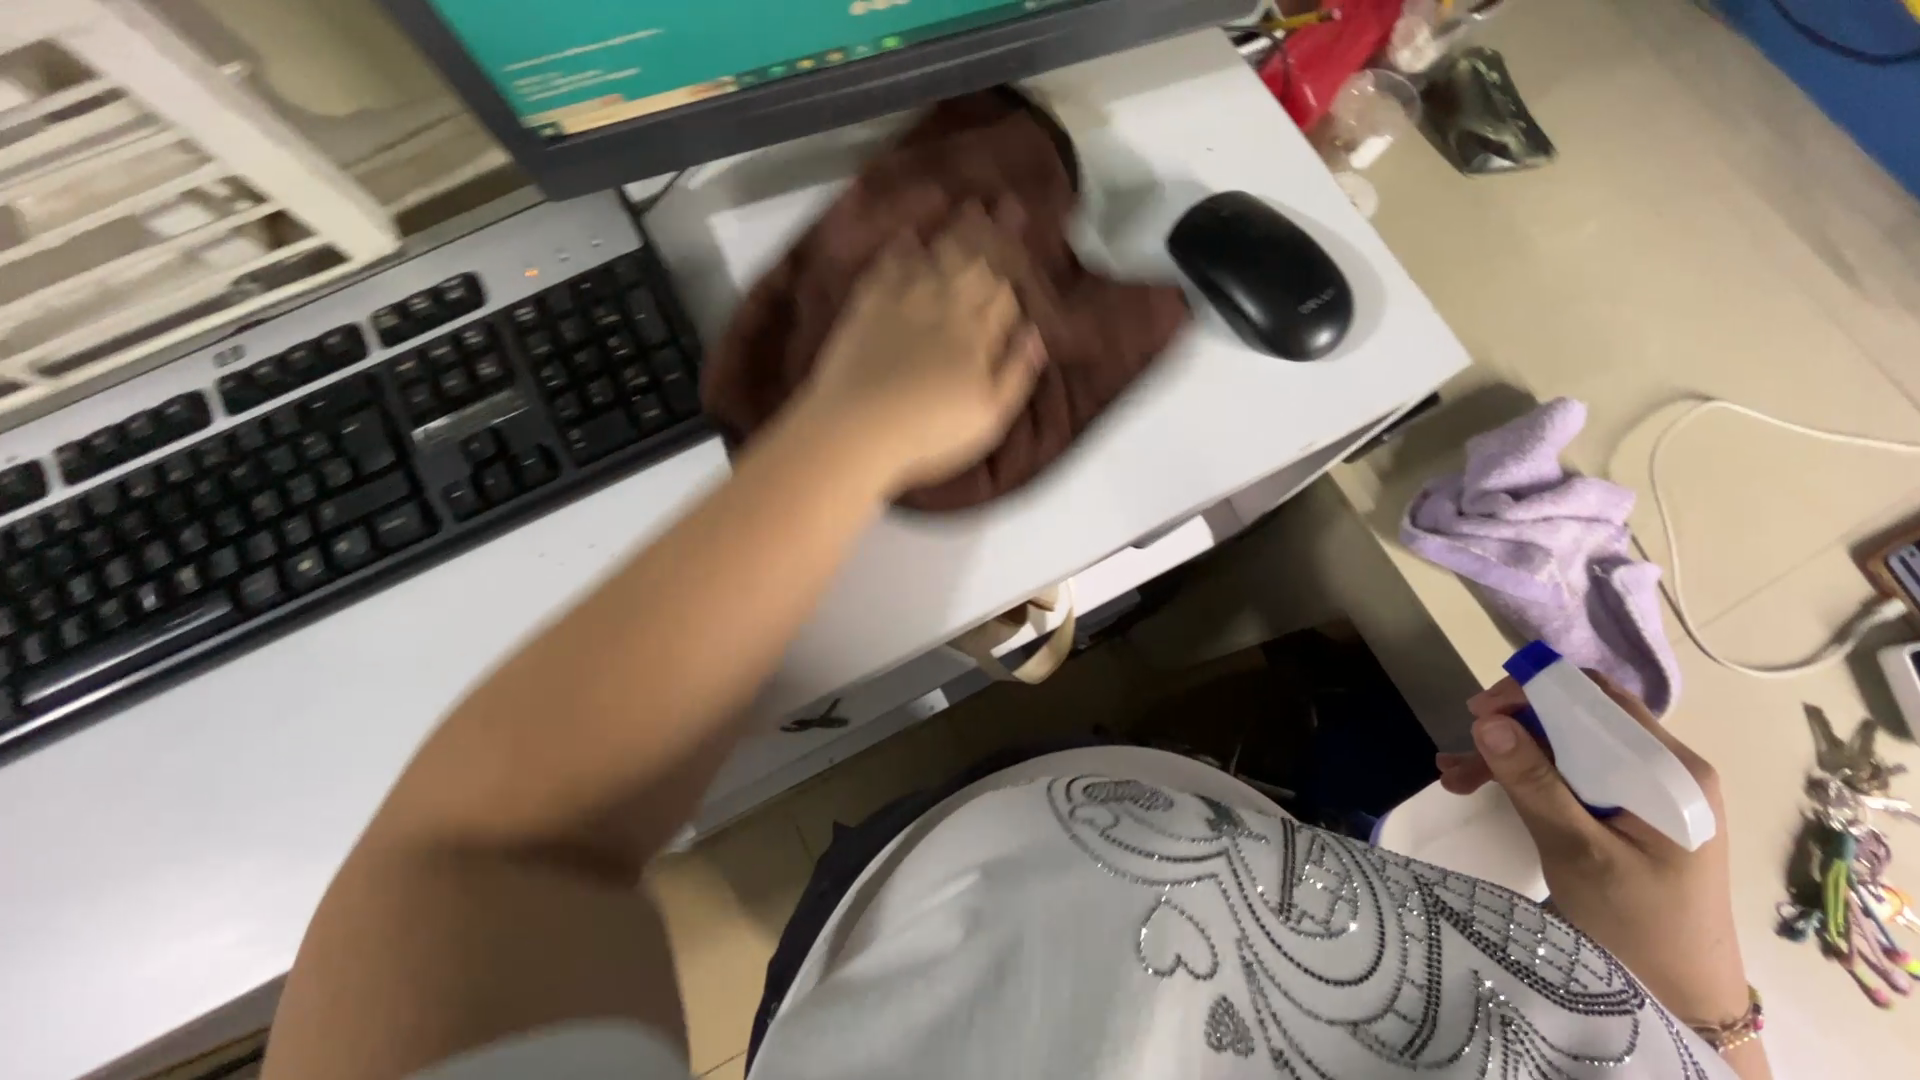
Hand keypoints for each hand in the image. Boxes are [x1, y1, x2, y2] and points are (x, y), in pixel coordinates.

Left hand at [788, 216, 1047, 496]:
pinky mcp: (866, 307)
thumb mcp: (990, 416)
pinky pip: (888, 267)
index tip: (1025, 249)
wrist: (858, 428)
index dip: (1015, 271)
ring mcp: (904, 303)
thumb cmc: (930, 431)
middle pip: (974, 266)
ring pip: (937, 258)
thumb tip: (1036, 335)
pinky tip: (908, 236)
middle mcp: (945, 308)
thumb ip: (1016, 372)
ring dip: (955, 233)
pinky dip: (900, 249)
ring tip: (970, 209)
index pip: (1003, 294)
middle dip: (993, 239)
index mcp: (978, 336)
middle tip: (1005, 208)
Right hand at [1438, 674, 1750, 1028]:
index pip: (1596, 699)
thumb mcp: (1579, 853)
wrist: (1684, 998)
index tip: (1478, 712)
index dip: (1533, 693)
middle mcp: (1666, 769)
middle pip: (1577, 720)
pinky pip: (1572, 773)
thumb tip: (1488, 721)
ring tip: (1456, 778)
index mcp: (1671, 772)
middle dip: (1511, 728)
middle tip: (1460, 753)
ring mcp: (1650, 791)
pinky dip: (1526, 775)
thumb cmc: (1638, 926)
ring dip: (1509, 754)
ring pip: (1567, 746)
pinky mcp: (1631, 811)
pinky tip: (1482, 788)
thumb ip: (1535, 783)